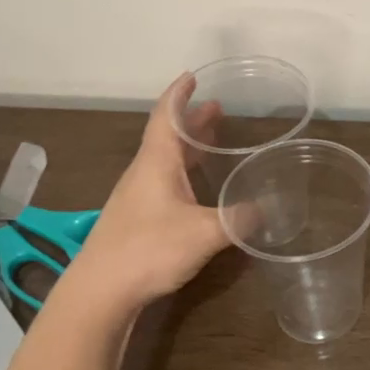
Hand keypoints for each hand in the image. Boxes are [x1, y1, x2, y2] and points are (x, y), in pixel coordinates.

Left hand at [62, 74, 232, 306]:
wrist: (100, 292)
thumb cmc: (149, 250)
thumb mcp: (205, 233)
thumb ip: (239, 218)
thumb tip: (268, 209)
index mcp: (156, 163)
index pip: (166, 117)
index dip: (180, 95)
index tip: (194, 76)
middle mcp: (144, 174)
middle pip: (168, 137)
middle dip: (192, 120)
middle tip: (218, 109)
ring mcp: (137, 198)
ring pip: (165, 161)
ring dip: (189, 148)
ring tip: (213, 142)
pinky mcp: (137, 221)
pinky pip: (165, 183)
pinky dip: (184, 173)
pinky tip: (199, 189)